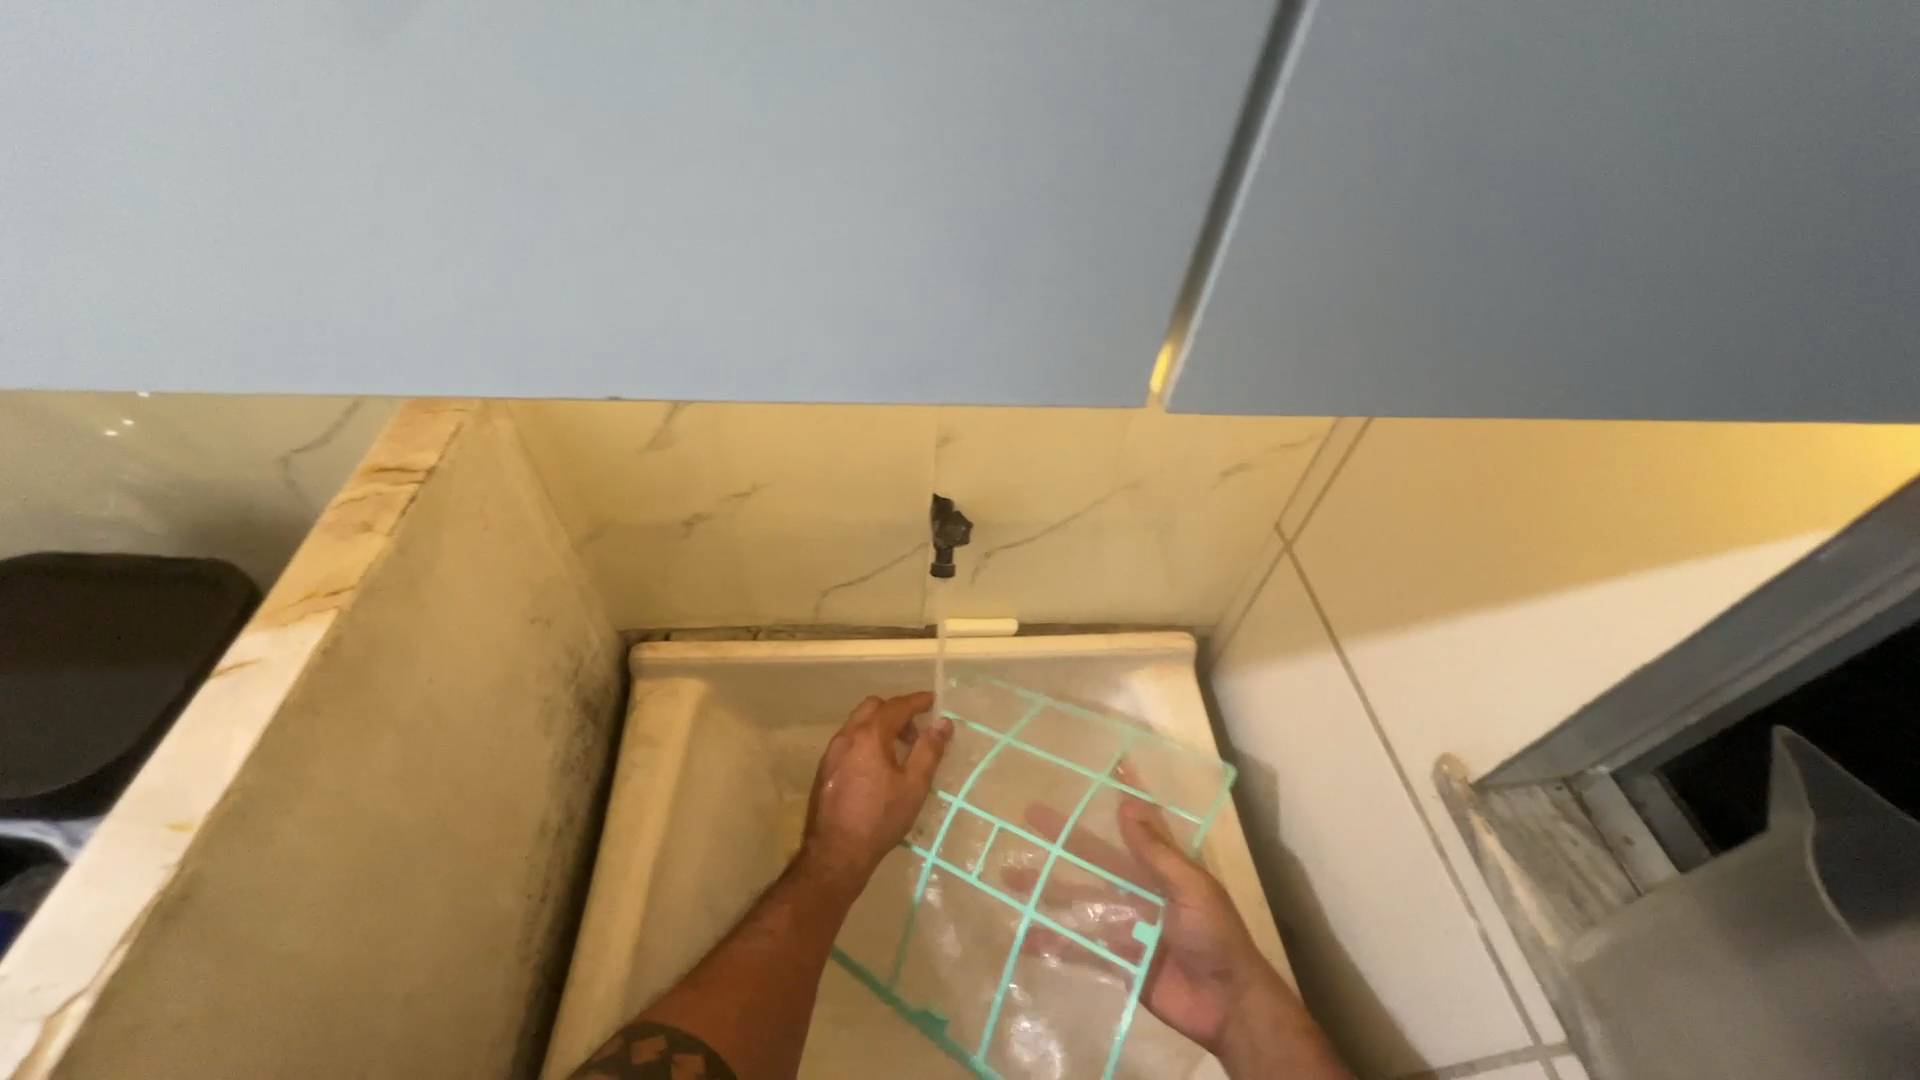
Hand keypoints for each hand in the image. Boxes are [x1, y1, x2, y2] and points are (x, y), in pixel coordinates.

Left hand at [801, 692, 952, 885]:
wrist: (836, 853)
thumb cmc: (880, 819)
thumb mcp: (914, 786)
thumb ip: (929, 750)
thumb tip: (943, 723)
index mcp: (869, 736)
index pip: (896, 706)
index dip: (917, 701)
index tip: (933, 701)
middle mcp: (846, 736)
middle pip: (873, 708)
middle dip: (897, 712)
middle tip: (916, 732)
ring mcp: (831, 753)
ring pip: (858, 724)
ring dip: (880, 727)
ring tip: (899, 752)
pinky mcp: (824, 769)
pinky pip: (848, 741)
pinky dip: (866, 741)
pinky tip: (877, 768)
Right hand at [1010, 797, 1284, 1055]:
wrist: (1227, 1005)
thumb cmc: (1214, 936)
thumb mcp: (1190, 887)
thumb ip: (1155, 852)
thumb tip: (1127, 803)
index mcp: (1161, 868)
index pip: (1139, 822)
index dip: (1126, 794)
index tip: (1109, 761)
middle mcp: (1139, 890)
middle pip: (1094, 857)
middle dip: (1063, 838)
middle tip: (1029, 815)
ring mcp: (1125, 925)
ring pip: (1078, 900)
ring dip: (1047, 889)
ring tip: (1009, 878)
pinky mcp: (1118, 961)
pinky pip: (1080, 948)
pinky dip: (1053, 943)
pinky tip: (1026, 937)